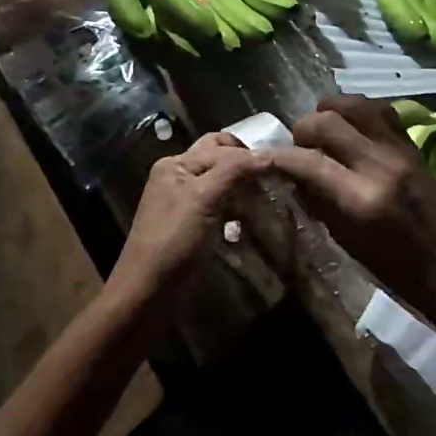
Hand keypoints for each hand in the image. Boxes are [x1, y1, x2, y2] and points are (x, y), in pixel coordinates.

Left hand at [111, 133, 268, 300]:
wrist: (149, 288)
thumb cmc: (174, 239)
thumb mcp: (203, 198)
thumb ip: (232, 171)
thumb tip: (268, 153)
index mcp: (176, 164)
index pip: (219, 146)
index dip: (250, 152)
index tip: (286, 163)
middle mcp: (178, 176)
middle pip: (218, 160)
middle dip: (245, 164)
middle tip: (279, 178)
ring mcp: (184, 201)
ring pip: (220, 182)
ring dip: (243, 186)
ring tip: (274, 195)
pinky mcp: (192, 225)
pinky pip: (218, 205)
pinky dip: (236, 206)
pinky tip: (254, 215)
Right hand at [265, 96, 435, 322]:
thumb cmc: (391, 267)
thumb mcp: (342, 237)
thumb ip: (313, 196)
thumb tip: (286, 169)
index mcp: (360, 198)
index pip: (305, 161)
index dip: (276, 156)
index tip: (261, 157)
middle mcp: (380, 166)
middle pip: (326, 122)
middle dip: (301, 130)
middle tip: (300, 148)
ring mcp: (400, 152)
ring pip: (354, 104)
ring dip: (329, 111)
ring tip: (323, 129)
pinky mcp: (413, 147)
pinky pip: (380, 110)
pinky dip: (357, 112)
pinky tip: (349, 127)